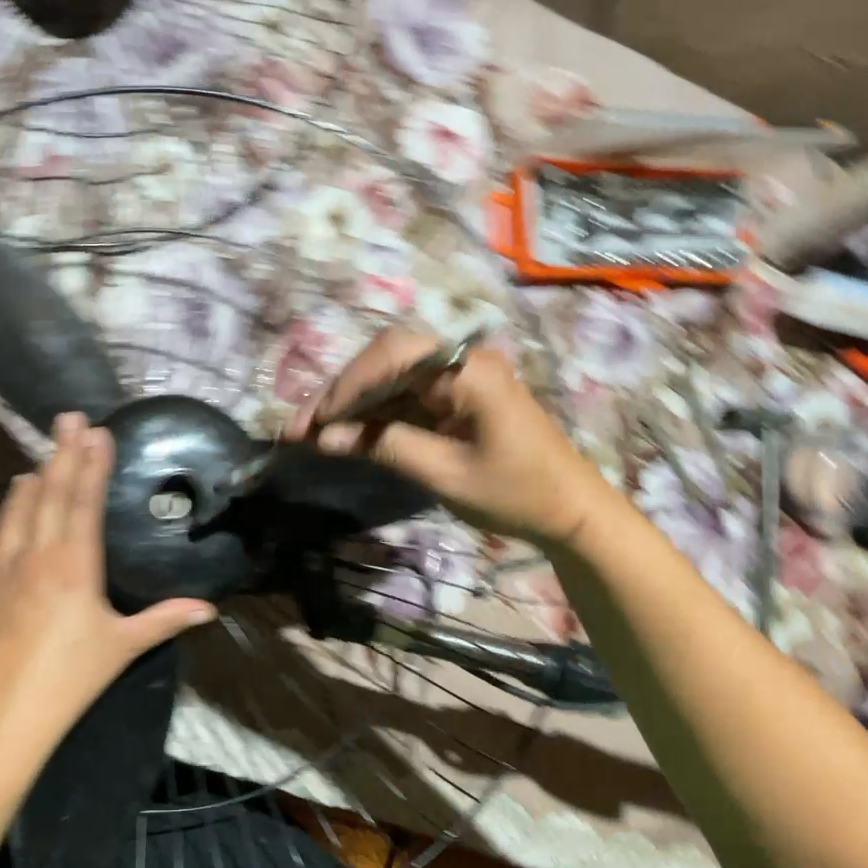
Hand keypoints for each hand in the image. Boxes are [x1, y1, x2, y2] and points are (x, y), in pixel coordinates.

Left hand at [0, 413, 216, 754]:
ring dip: (26, 485)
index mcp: (74, 565)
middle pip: (49, 496)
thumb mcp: (123, 647)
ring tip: (34, 462)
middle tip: (67, 418)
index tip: (97, 432)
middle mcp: (35, 555)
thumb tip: (210, 609)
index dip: (92, 465)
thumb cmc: (71, 678)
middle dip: (61, 455)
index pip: (84, 502)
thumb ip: (164, 621)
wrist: (7, 711)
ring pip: (12, 515)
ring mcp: (0, 570)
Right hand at [283, 326, 614, 549]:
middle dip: (338, 393)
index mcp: (467, 370)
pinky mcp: (452, 401)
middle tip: (297, 429)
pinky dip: (369, 416)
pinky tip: (341, 435)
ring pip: (387, 379)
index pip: (393, 354)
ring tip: (308, 434)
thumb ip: (384, 447)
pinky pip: (401, 398)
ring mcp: (456, 381)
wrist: (571, 512)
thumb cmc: (517, 493)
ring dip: (348, 405)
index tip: (318, 422)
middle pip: (384, 361)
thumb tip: (325, 437)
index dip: (348, 384)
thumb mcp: (445, 473)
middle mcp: (460, 363)